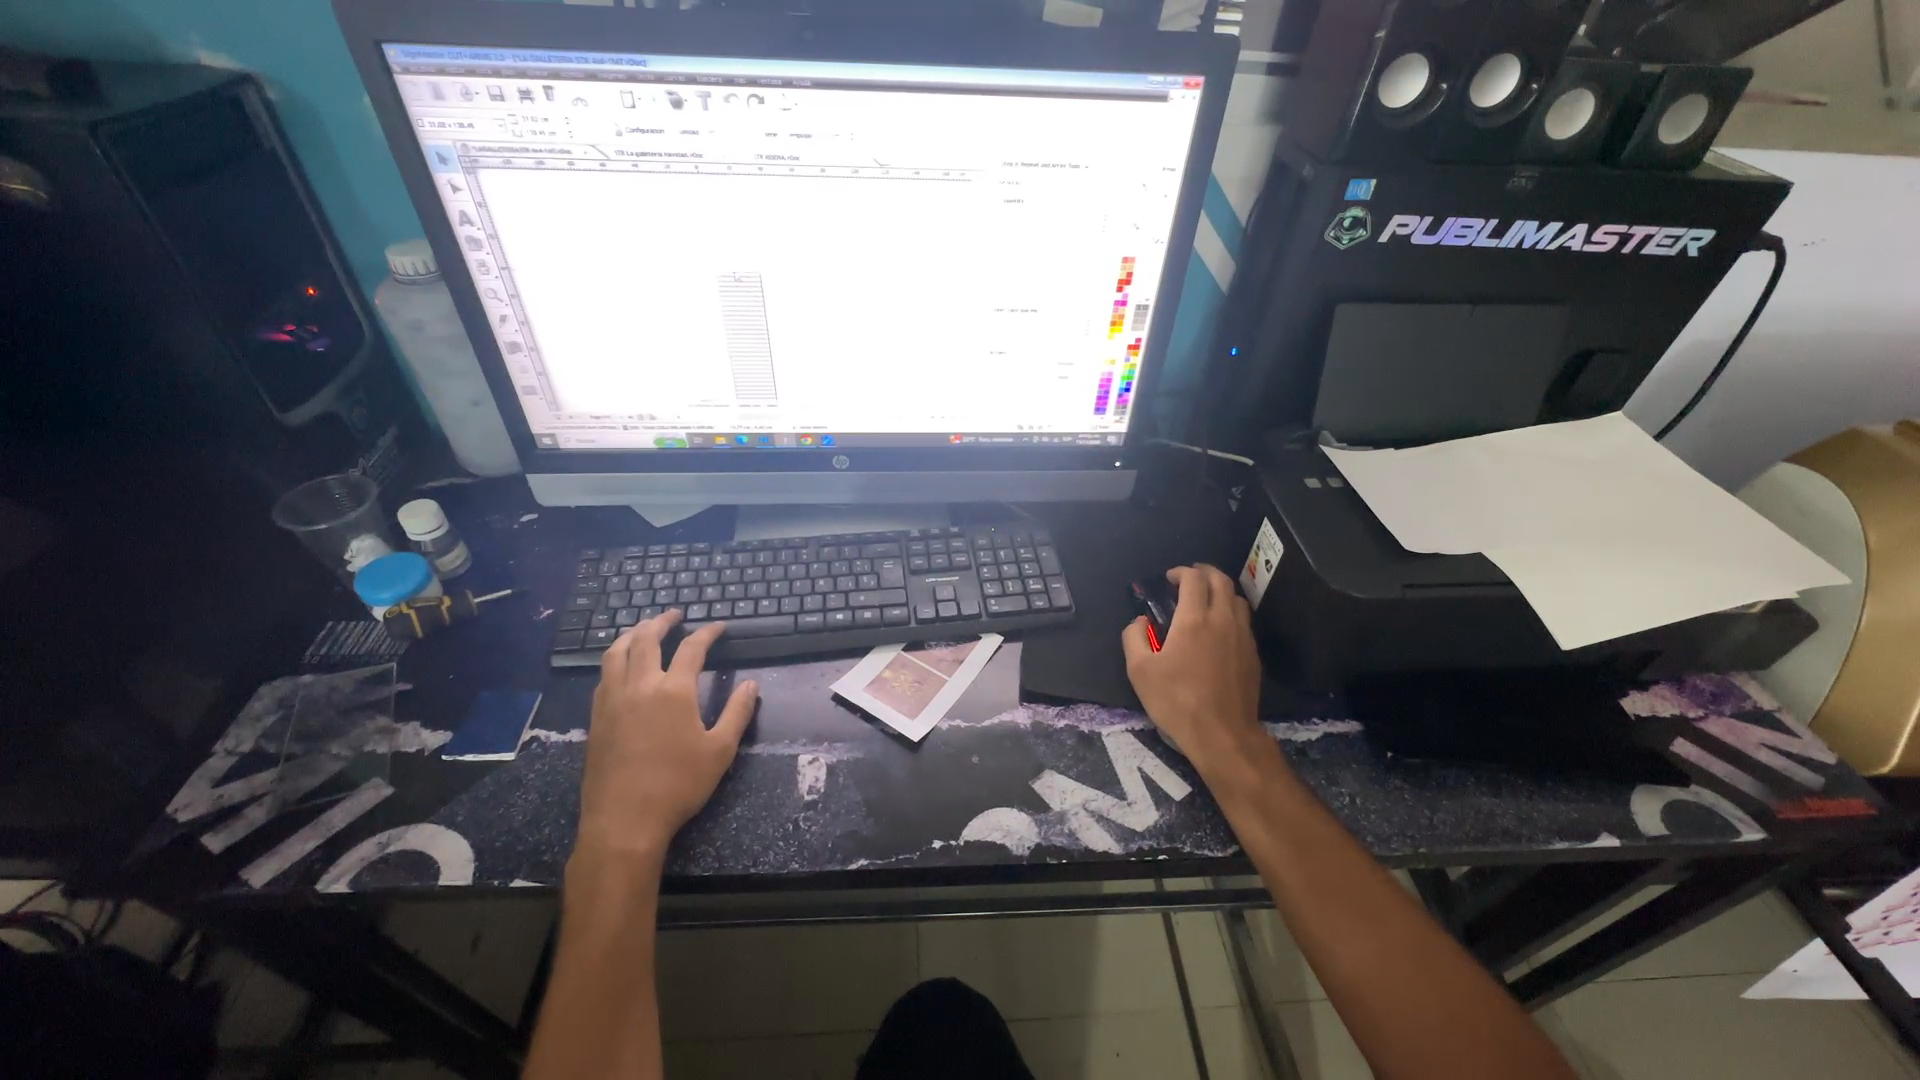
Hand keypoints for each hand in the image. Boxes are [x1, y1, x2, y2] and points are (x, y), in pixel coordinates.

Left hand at [577, 611, 758, 859]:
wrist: (624, 820)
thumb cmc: (678, 786)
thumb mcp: (719, 751)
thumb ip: (737, 713)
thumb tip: (751, 684)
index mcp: (674, 691)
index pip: (692, 647)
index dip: (707, 632)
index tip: (719, 626)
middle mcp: (640, 685)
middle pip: (647, 639)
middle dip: (662, 621)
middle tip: (674, 615)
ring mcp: (612, 699)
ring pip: (616, 652)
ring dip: (632, 634)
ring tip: (643, 629)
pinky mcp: (596, 717)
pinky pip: (603, 675)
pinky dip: (616, 659)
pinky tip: (622, 667)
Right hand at [1122, 565, 1268, 779]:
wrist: (1221, 733)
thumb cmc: (1176, 701)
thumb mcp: (1139, 671)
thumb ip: (1134, 637)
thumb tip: (1140, 621)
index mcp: (1194, 619)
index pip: (1193, 579)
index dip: (1181, 572)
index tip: (1170, 578)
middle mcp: (1223, 620)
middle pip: (1221, 581)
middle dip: (1204, 572)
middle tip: (1189, 578)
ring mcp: (1242, 637)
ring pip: (1238, 599)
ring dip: (1221, 591)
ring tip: (1206, 600)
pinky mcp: (1252, 655)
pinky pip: (1244, 622)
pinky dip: (1231, 613)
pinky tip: (1219, 629)